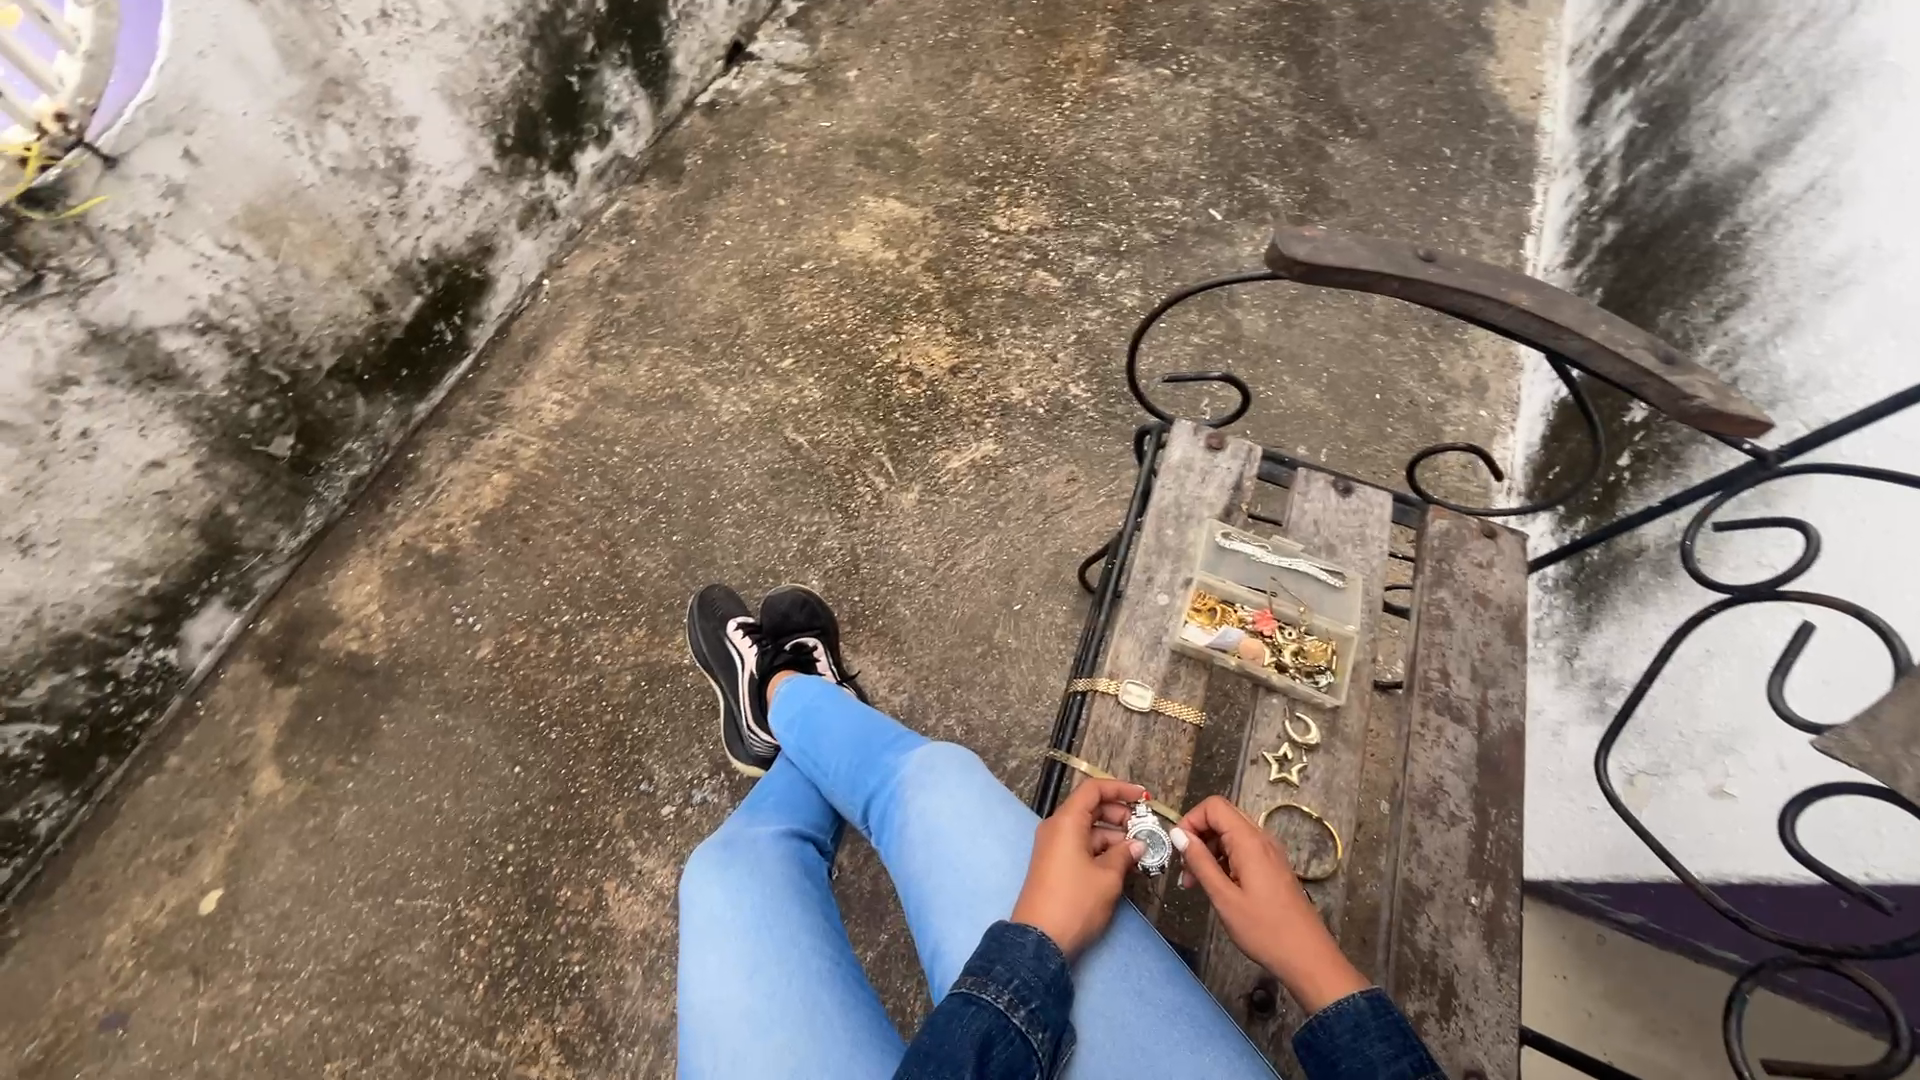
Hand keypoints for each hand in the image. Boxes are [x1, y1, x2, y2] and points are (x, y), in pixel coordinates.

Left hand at [1010, 777, 1147, 958]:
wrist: (1040, 940)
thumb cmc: (1074, 902)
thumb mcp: (1107, 877)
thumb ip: (1124, 854)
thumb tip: (1138, 844)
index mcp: (1066, 821)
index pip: (1093, 790)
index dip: (1120, 789)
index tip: (1144, 797)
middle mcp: (1057, 827)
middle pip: (1091, 808)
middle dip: (1120, 815)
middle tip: (1144, 830)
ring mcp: (1054, 846)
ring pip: (1088, 829)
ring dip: (1113, 836)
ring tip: (1139, 851)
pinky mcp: (1055, 863)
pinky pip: (1082, 846)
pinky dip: (1102, 850)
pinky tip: (1123, 864)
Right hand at [1175, 796, 1368, 1012]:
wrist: (1309, 959)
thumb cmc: (1264, 930)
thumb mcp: (1223, 897)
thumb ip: (1199, 861)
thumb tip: (1178, 834)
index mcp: (1249, 841)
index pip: (1213, 806)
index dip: (1191, 820)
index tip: (1179, 849)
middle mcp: (1261, 839)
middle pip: (1222, 817)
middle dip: (1198, 836)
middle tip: (1186, 868)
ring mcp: (1270, 852)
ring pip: (1230, 834)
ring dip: (1209, 850)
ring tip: (1197, 882)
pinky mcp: (1273, 867)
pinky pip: (1242, 849)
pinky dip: (1224, 859)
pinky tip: (1218, 886)